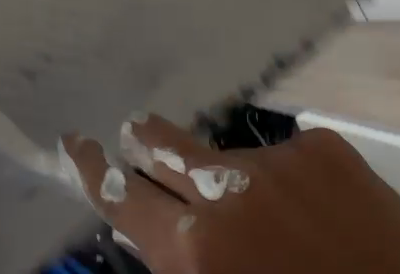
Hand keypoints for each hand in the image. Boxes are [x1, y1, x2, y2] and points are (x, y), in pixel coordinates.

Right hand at [64, 116, 399, 273]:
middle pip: (159, 143)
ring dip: (228, 176)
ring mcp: (277, 161)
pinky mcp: (324, 147)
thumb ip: (182, 263)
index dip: (91, 166)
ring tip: (270, 216)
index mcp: (195, 253)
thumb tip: (156, 228)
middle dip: (143, 142)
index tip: (76, 142)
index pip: (120, 192)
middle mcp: (226, 191)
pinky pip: (284, 156)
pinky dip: (287, 181)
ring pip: (224, 152)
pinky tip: (320, 216)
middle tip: (138, 138)